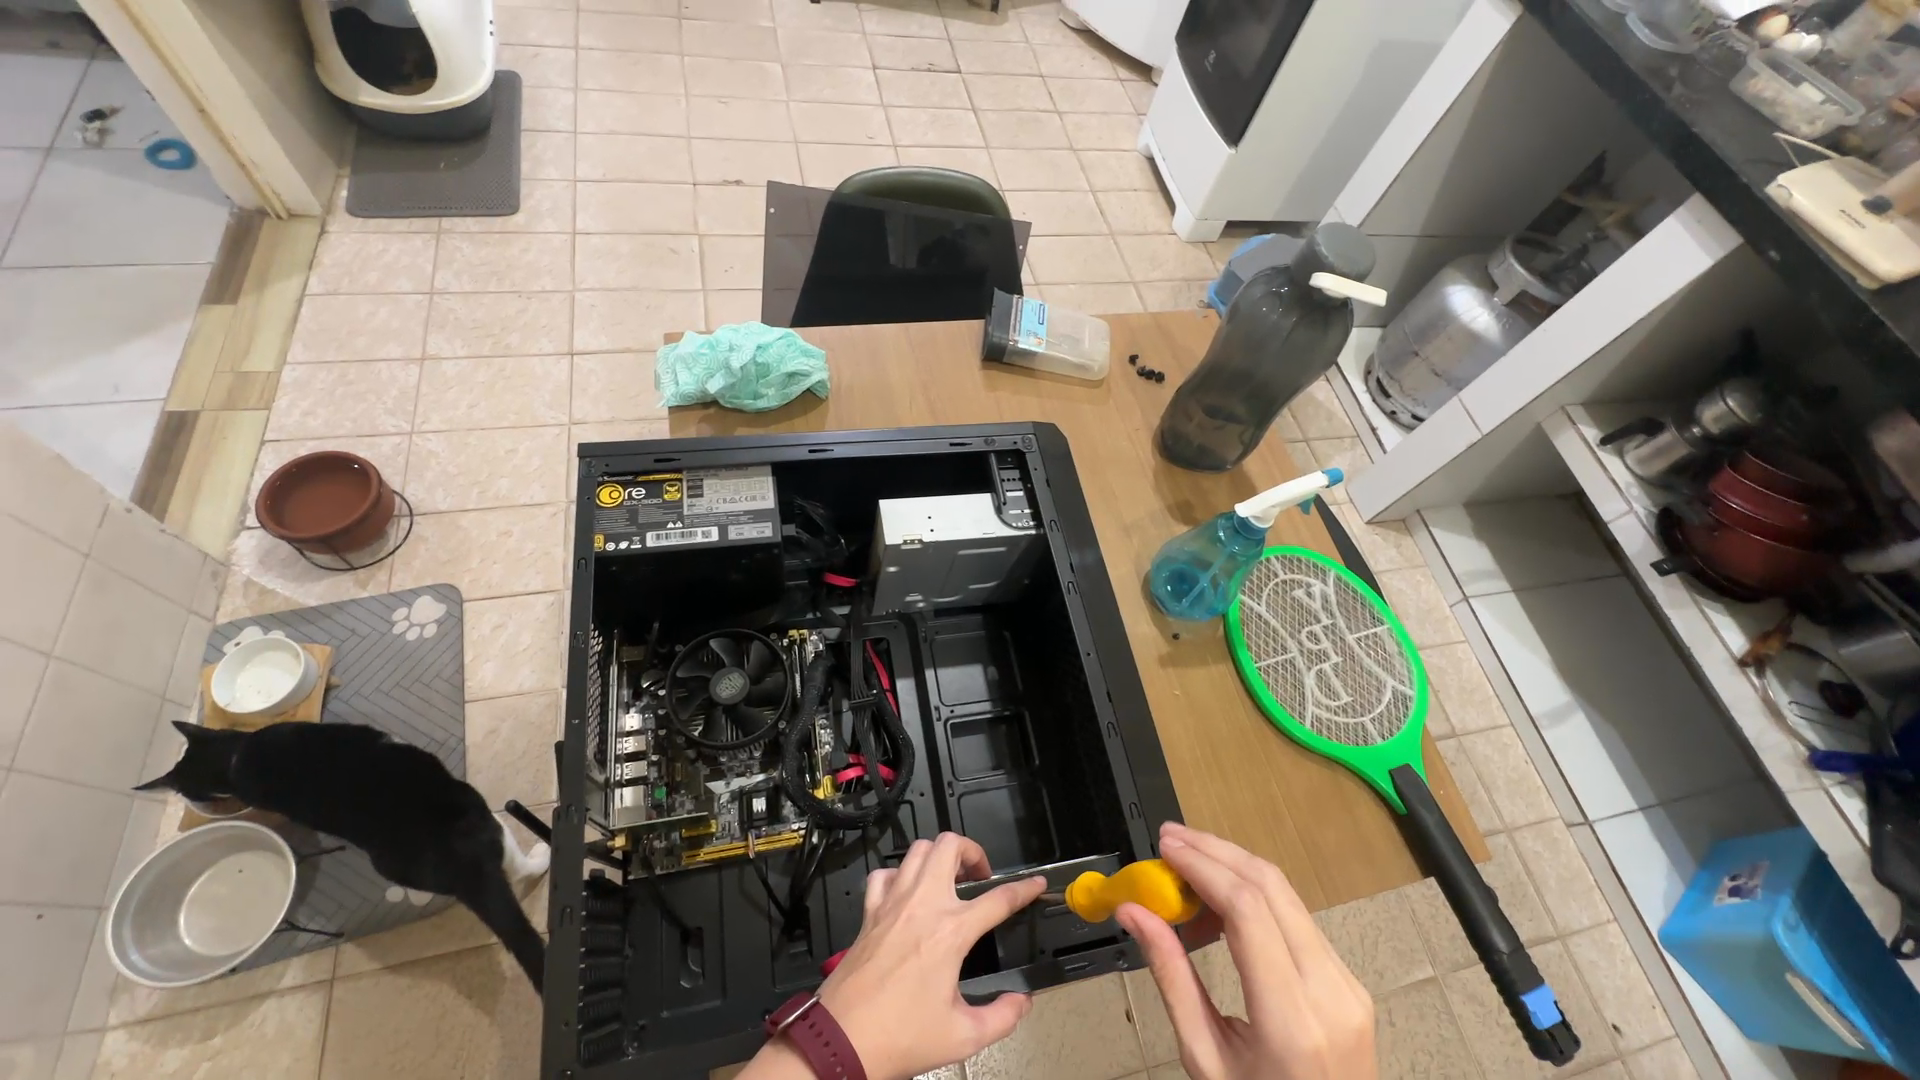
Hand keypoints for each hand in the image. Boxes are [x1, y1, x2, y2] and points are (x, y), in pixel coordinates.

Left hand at [791, 833, 1045, 1079]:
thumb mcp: (963, 1036)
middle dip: (973, 851)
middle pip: (950, 846)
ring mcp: (892, 903)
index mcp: (951, 932)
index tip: (1036, 884)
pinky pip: (884, 874)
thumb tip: (1022, 1002)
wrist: (843, 1040)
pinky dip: (899, 875)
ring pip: (918, 850)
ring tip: (949, 877)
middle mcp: (922, 905)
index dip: (1024, 888)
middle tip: (981, 876)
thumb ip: (1002, 1017)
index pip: (999, 898)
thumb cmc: (900, 1036)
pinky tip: (907, 892)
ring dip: (938, 856)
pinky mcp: (869, 912)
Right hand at [1115, 822, 1376, 1079]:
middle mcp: (1330, 991)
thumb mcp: (1205, 1058)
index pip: (1248, 911)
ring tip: (1184, 871)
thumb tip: (1134, 913)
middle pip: (1272, 887)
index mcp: (1292, 1020)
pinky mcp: (1349, 981)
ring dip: (1233, 869)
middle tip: (1169, 840)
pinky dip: (1253, 898)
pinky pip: (1296, 919)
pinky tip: (1217, 907)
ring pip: (1287, 895)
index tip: (1164, 847)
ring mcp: (1347, 984)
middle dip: (1216, 851)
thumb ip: (1171, 978)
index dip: (1203, 866)